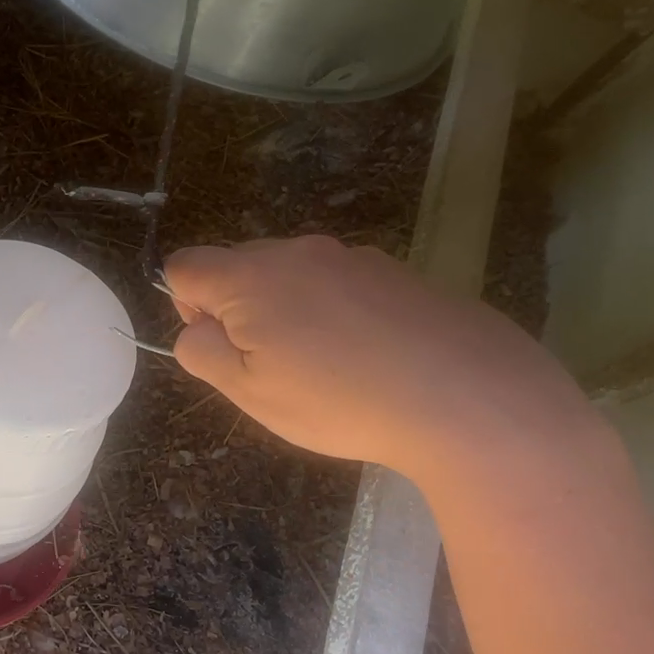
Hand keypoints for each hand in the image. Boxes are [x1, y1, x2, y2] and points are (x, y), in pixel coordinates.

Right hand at [163, 236, 603, 481]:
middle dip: (235, 308)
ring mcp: (354, 258)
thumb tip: (197, 328)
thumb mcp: (247, 391)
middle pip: (238, 265)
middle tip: (267, 365)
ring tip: (321, 367)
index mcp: (252, 277)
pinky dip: (332, 314)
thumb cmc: (338, 401)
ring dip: (285, 311)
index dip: (185, 305)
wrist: (468, 399)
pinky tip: (364, 359)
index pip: (185, 265)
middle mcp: (300, 252)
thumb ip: (201, 352)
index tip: (220, 345)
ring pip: (290, 276)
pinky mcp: (398, 273)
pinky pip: (338, 285)